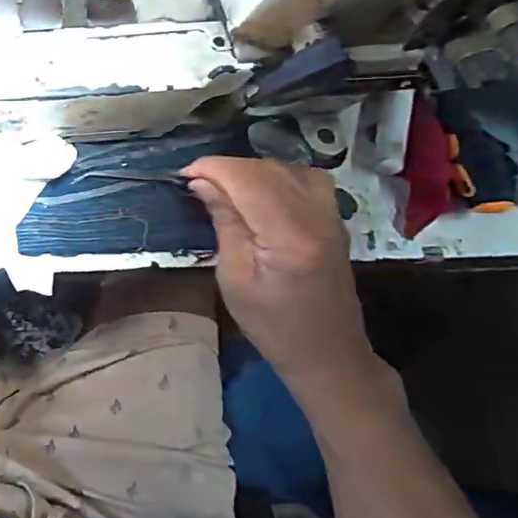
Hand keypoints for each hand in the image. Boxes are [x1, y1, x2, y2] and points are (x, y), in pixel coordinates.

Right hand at [181, 156, 379, 393]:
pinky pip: (305, 180)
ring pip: (289, 169)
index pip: (249, 179)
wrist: (326, 350)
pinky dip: (274, 175)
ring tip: (222, 186)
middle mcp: (318, 217)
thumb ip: (224, 222)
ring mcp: (332, 217)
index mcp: (289, 235)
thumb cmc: (270, 322)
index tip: (182, 175)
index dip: (212, 168)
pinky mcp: (334, 221)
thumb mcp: (233, 276)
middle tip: (195, 182)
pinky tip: (255, 190)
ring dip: (250, 169)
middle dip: (226, 167)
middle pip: (268, 170)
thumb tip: (203, 183)